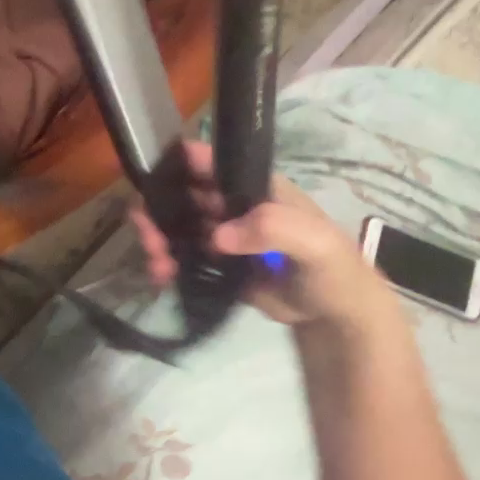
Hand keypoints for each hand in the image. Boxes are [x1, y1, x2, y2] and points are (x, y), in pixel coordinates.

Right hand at [131, 143, 393, 327]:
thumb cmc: (331, 270)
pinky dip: (163, 263)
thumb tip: (217, 236)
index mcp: (256, 188)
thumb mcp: (314, 243)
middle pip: (181, 195)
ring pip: (174, 226)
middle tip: (148, 234)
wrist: (332, 316)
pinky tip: (160, 276)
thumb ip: (273, 228)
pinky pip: (178, 257)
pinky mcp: (213, 264)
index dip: (180, 163)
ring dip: (156, 239)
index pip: (214, 162)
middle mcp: (232, 206)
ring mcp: (220, 235)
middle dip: (157, 209)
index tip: (153, 178)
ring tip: (155, 262)